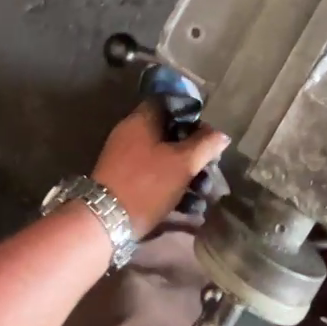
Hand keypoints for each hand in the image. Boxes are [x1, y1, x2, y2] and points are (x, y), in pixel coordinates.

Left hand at [91, 102, 228, 235]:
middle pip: (168, 132)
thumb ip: (205, 146)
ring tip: (204, 192)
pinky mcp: (124, 180)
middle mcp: (131, 133)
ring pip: (162, 157)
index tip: (209, 130)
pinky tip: (189, 206)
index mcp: (141, 120)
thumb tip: (221, 133)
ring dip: (185, 172)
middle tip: (210, 165)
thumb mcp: (183, 164)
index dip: (191, 113)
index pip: (168, 103)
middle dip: (192, 149)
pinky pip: (153, 175)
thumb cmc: (147, 184)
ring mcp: (125, 157)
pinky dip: (170, 185)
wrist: (105, 222)